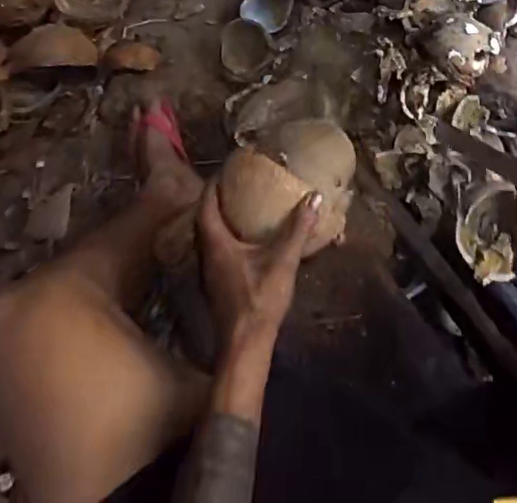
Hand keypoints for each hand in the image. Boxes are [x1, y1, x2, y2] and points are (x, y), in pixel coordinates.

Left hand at [196, 184, 321, 351]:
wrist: (245, 346)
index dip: (212, 187)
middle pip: (203, 221)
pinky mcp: (216, 286)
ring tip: (237, 208)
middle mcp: (207, 256)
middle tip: (231, 187)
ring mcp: (209, 274)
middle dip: (214, 202)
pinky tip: (243, 241)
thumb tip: (314, 197)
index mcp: (217, 244)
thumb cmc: (260, 299)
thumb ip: (298, 228)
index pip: (206, 207)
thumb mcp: (283, 260)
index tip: (223, 171)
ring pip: (207, 239)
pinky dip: (225, 239)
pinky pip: (215, 252)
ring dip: (218, 222)